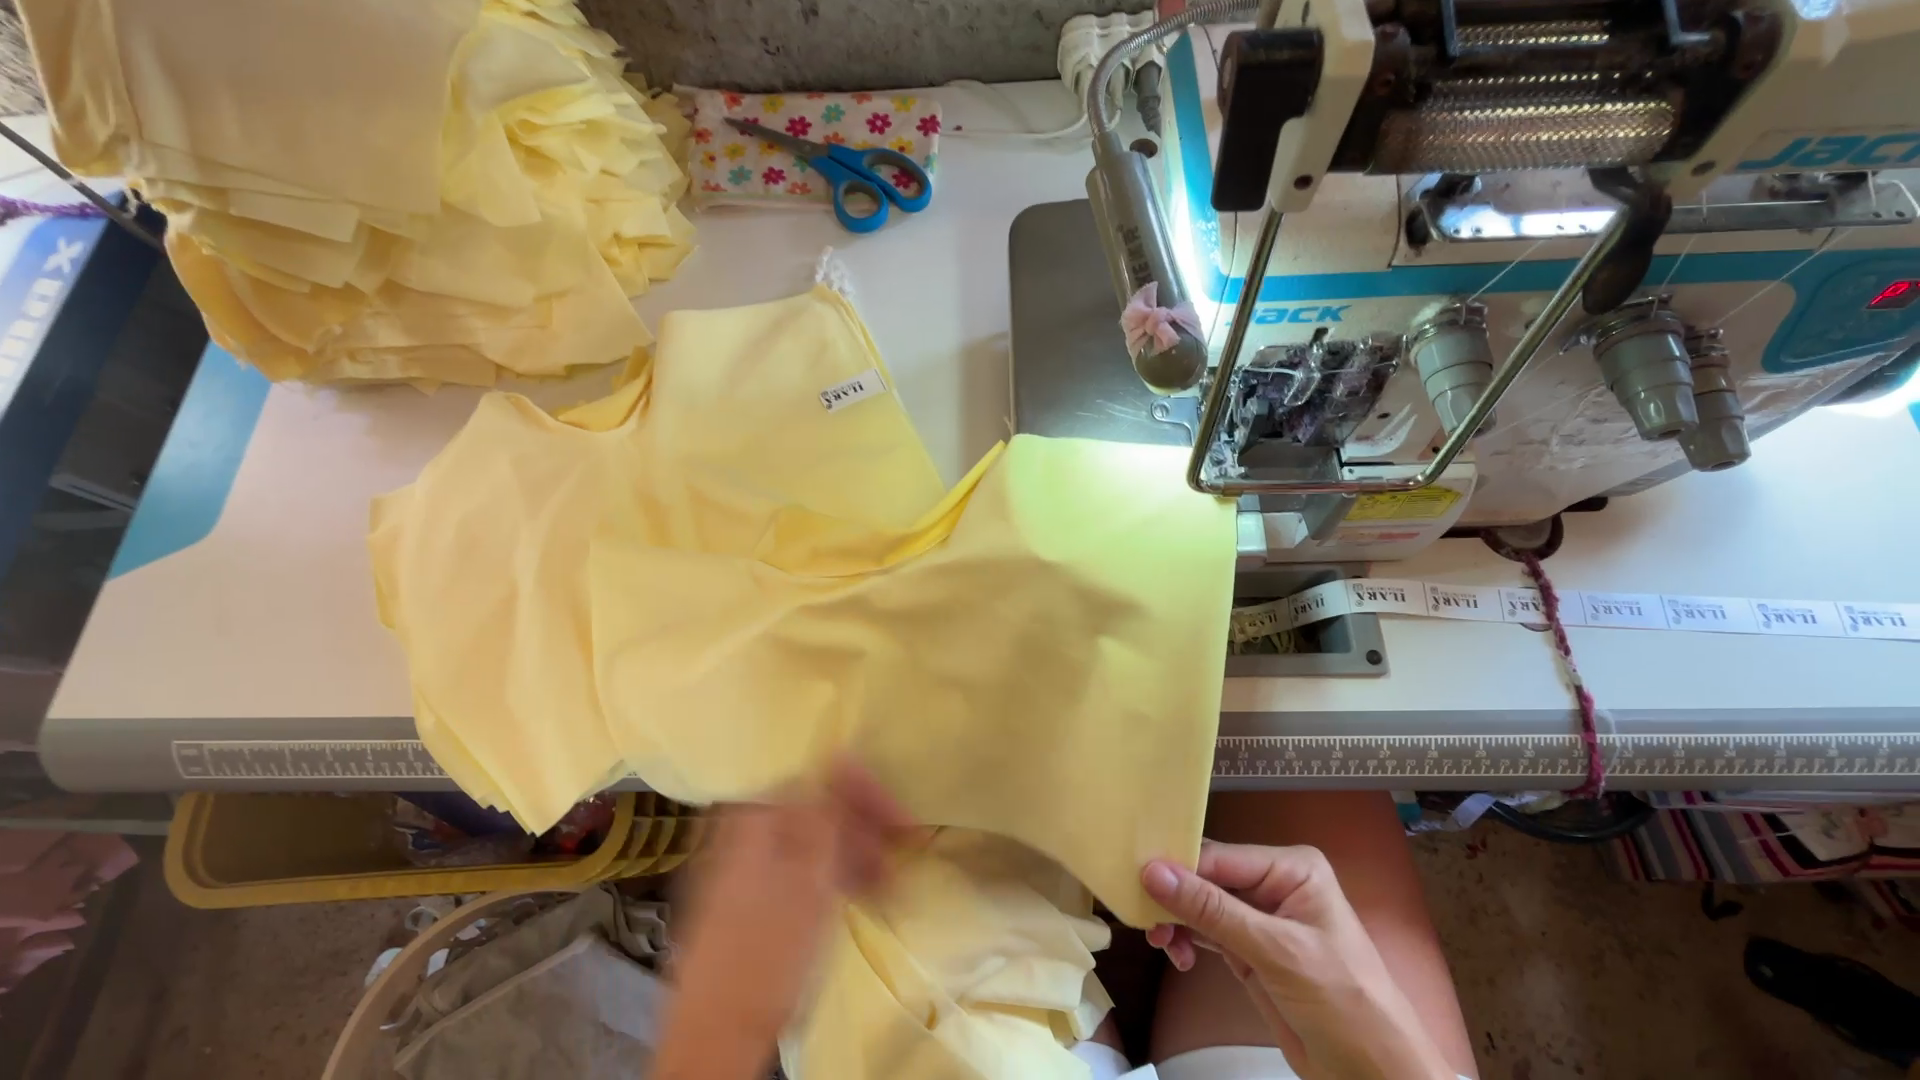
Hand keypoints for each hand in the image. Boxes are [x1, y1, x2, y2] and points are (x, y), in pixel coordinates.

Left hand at [653, 759, 915, 1079]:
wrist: (716, 1033)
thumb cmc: (767, 954)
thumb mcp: (809, 877)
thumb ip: (826, 811)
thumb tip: (841, 751)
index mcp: (753, 815)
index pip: (818, 775)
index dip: (864, 793)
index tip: (901, 818)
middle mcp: (742, 828)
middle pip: (815, 806)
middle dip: (862, 828)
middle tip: (900, 853)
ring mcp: (741, 862)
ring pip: (810, 838)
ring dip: (853, 854)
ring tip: (885, 886)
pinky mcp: (747, 894)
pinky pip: (798, 866)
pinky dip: (831, 876)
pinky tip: (857, 897)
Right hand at [1142, 842, 1453, 1079]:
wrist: (1372, 1072)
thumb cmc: (1341, 1000)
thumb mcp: (1275, 950)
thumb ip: (1212, 910)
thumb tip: (1152, 871)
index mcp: (1290, 868)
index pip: (1219, 857)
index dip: (1176, 866)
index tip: (1133, 879)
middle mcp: (1273, 883)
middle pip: (1206, 876)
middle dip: (1173, 896)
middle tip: (1142, 917)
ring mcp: (1259, 917)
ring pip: (1199, 904)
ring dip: (1176, 921)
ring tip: (1161, 944)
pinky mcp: (1249, 949)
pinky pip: (1204, 931)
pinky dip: (1186, 940)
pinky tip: (1178, 956)